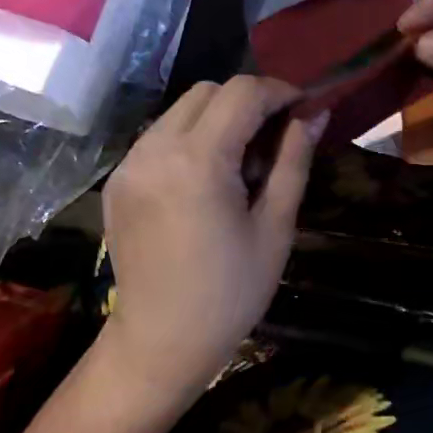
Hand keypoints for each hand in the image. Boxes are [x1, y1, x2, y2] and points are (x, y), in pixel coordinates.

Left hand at [101, 77, 323, 394]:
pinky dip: (188, 141)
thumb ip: (293, 160)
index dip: (279, 92)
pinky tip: (204, 182)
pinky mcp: (117, 180)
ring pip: (179, 111)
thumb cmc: (230, 293)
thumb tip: (315, 114)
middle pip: (207, 91)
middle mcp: (155, 148)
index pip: (242, 92)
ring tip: (239, 166)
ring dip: (216, 120)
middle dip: (246, 102)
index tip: (303, 110)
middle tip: (272, 143)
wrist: (160, 341)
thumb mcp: (274, 227)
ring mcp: (129, 163)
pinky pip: (158, 138)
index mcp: (198, 160)